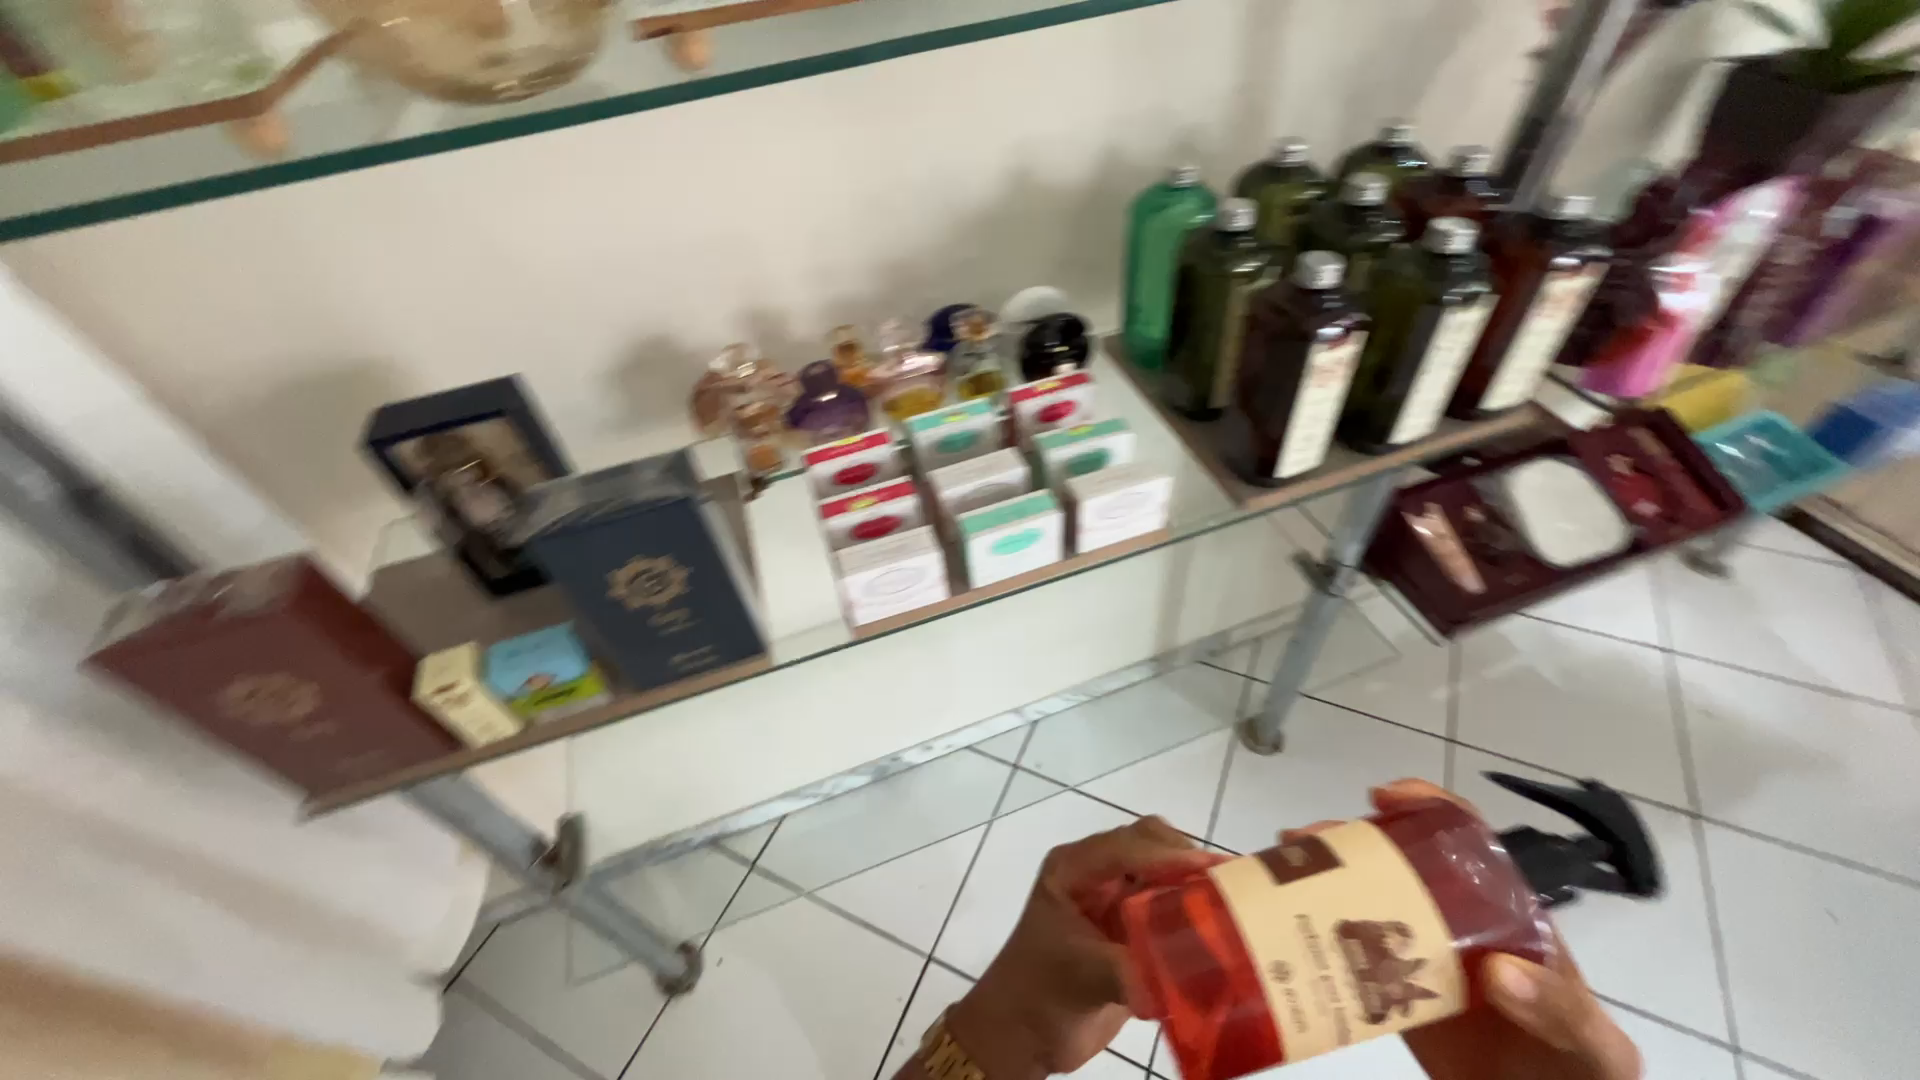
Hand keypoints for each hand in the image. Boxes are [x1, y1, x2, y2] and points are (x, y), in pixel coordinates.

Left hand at [942, 816, 1225, 1077]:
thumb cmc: (1040, 994)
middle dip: (1186, 858)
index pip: (1125, 846)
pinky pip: (1167, 902)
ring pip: (1160, 870)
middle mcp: (1095, 872)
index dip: (1167, 854)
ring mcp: (1113, 896)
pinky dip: (1192, 908)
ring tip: (1233, 897)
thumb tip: (1186, 975)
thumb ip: (1134, 971)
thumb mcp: (1085, 978)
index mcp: (1073, 868)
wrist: (1022, 1033)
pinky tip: (1221, 922)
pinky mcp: (1130, 924)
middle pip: (1147, 844)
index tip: (1209, 869)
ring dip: (1192, 880)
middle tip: (1228, 882)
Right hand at [1294, 780, 1641, 1079]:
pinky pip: (1347, 954)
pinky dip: (1311, 931)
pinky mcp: (1388, 993)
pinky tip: (1280, 921)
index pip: (1467, 842)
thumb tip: (1498, 972)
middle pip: (1396, 861)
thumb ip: (1561, 1009)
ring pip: (1362, 898)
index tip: (1382, 797)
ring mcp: (1417, 956)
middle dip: (1347, 839)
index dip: (1427, 807)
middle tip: (1304, 839)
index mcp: (1504, 916)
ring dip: (1318, 876)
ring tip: (1280, 869)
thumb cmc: (1577, 1076)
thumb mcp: (1594, 1047)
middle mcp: (1454, 923)